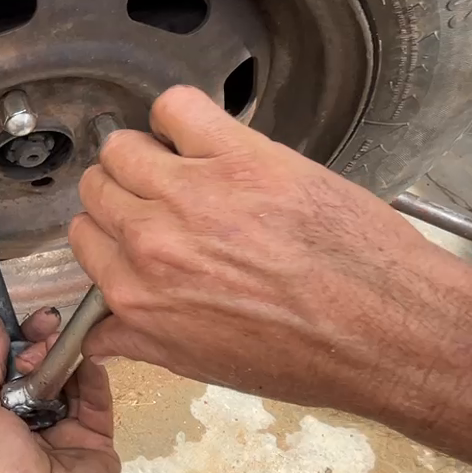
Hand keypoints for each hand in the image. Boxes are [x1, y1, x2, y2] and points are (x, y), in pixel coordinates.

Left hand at [0, 308, 119, 472]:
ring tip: (68, 336)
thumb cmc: (1, 467)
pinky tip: (90, 356)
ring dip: (66, 354)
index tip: (28, 320)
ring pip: (68, 380)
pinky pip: (96, 401)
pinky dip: (94, 376)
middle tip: (51, 323)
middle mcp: (26, 419)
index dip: (15, 340)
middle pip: (38, 368)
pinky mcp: (96, 438)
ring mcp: (63, 428)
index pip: (5, 366)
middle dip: (42, 343)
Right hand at [68, 85, 471, 413]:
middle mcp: (148, 239)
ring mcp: (191, 193)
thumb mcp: (196, 363)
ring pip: (122, 147)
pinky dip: (179, 115)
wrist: (389, 331)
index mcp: (133, 291)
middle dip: (122, 193)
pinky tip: (201, 137)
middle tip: (161, 201)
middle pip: (96, 187)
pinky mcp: (239, 157)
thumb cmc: (300, 354)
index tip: (132, 230)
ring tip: (180, 167)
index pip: (82, 235)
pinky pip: (176, 108)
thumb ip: (133, 340)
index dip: (107, 232)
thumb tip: (96, 336)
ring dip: (143, 154)